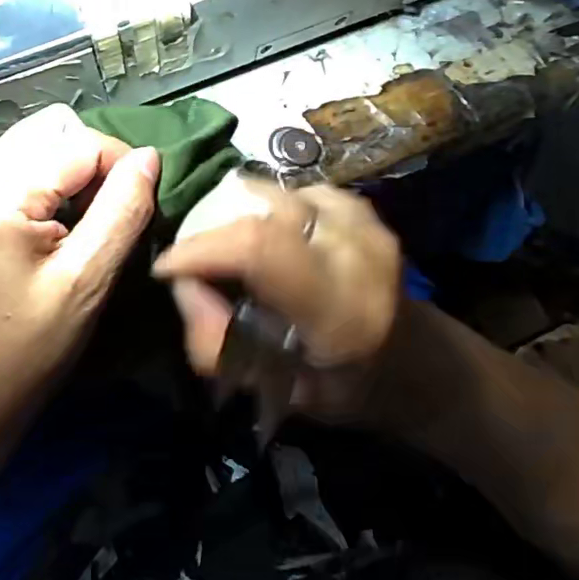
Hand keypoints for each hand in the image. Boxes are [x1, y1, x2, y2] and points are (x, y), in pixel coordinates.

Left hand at [0, 105, 159, 448]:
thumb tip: (150, 156)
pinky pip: (24, 159)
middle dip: (95, 161)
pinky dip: (53, 179)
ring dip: (75, 169)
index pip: (82, 141)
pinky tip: (57, 222)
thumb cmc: (28, 348)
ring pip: (42, 138)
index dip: (121, 169)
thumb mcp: (87, 280)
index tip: (133, 215)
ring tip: (83, 222)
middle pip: (57, 127)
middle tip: (104, 216)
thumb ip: (123, 209)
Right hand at [152, 178, 404, 424]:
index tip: (168, 266)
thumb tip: (181, 284)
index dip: (201, 249)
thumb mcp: (268, 388)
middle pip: (258, 211)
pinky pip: (291, 191)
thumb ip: (216, 342)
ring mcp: (361, 219)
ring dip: (240, 218)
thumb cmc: (337, 386)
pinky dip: (268, 211)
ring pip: (270, 194)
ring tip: (237, 253)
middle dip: (212, 233)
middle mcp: (355, 250)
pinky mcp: (359, 202)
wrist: (410, 358)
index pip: (258, 248)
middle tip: (201, 264)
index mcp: (339, 308)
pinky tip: (276, 240)